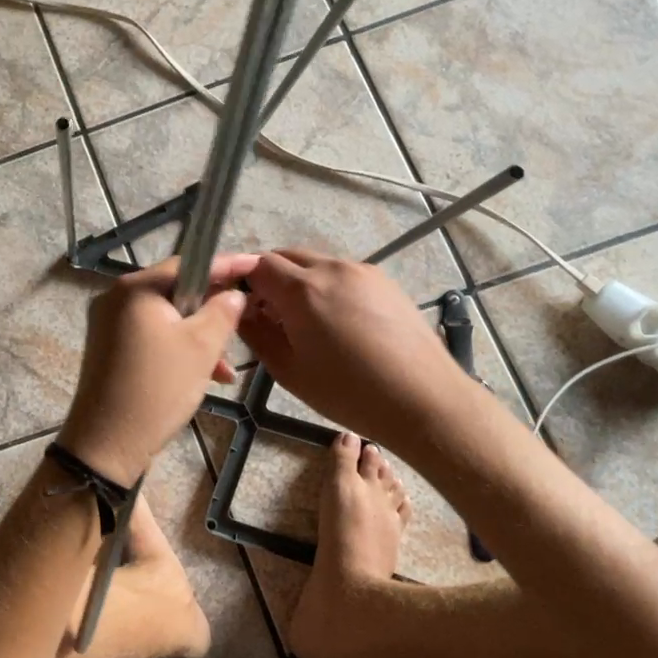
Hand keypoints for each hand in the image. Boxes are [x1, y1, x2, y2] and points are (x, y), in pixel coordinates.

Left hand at [55, 255, 256, 486]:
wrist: (107, 442)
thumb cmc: (158, 389)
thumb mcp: (201, 348)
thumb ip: (223, 312)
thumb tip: (234, 293)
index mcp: (136, 289)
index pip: (187, 263)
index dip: (225, 266)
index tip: (256, 267)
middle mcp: (116, 299)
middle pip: (175, 291)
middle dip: (211, 311)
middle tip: (242, 328)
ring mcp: (108, 325)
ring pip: (166, 319)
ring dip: (198, 338)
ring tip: (224, 368)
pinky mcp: (108, 349)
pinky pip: (151, 337)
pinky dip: (177, 350)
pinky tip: (203, 376)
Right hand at [238, 249, 473, 445]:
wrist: (424, 400)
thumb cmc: (348, 393)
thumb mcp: (288, 370)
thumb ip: (256, 333)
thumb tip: (241, 312)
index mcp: (302, 290)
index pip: (256, 264)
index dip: (238, 279)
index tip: (233, 304)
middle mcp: (332, 269)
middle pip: (285, 256)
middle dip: (266, 278)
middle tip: (262, 313)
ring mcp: (363, 272)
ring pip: (315, 264)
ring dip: (296, 282)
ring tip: (298, 322)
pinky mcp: (385, 283)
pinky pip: (342, 275)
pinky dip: (325, 288)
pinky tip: (333, 324)